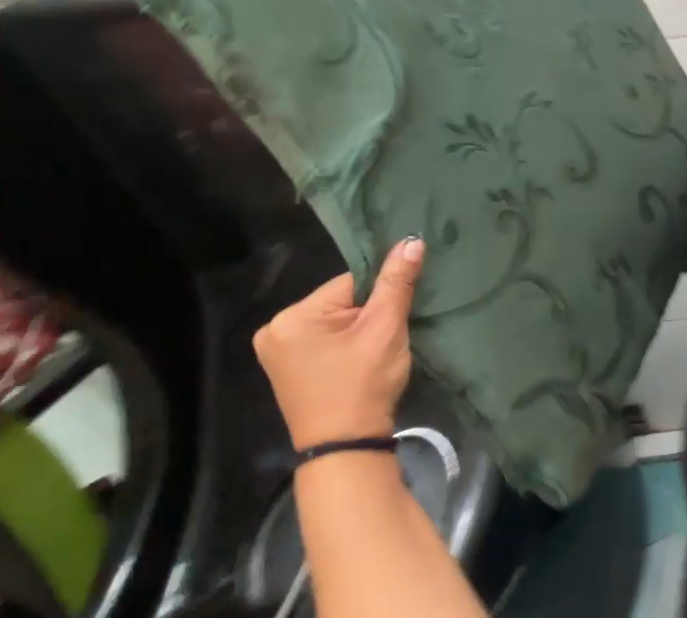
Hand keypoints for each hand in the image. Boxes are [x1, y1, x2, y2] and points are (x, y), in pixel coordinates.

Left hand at [254, 238, 423, 449]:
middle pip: (342, 300)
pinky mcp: (287, 367)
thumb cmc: (363, 382)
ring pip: (336, 319)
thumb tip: (412, 240)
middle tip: (387, 335)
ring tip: (376, 348)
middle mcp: (275, 328)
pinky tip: (359, 358)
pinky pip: (325, 338)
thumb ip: (397, 282)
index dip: (381, 295)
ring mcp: (276, 350)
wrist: (346, 444)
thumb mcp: (385, 328)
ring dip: (359, 327)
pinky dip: (346, 342)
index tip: (395, 317)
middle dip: (369, 311)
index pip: (352, 282)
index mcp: (292, 316)